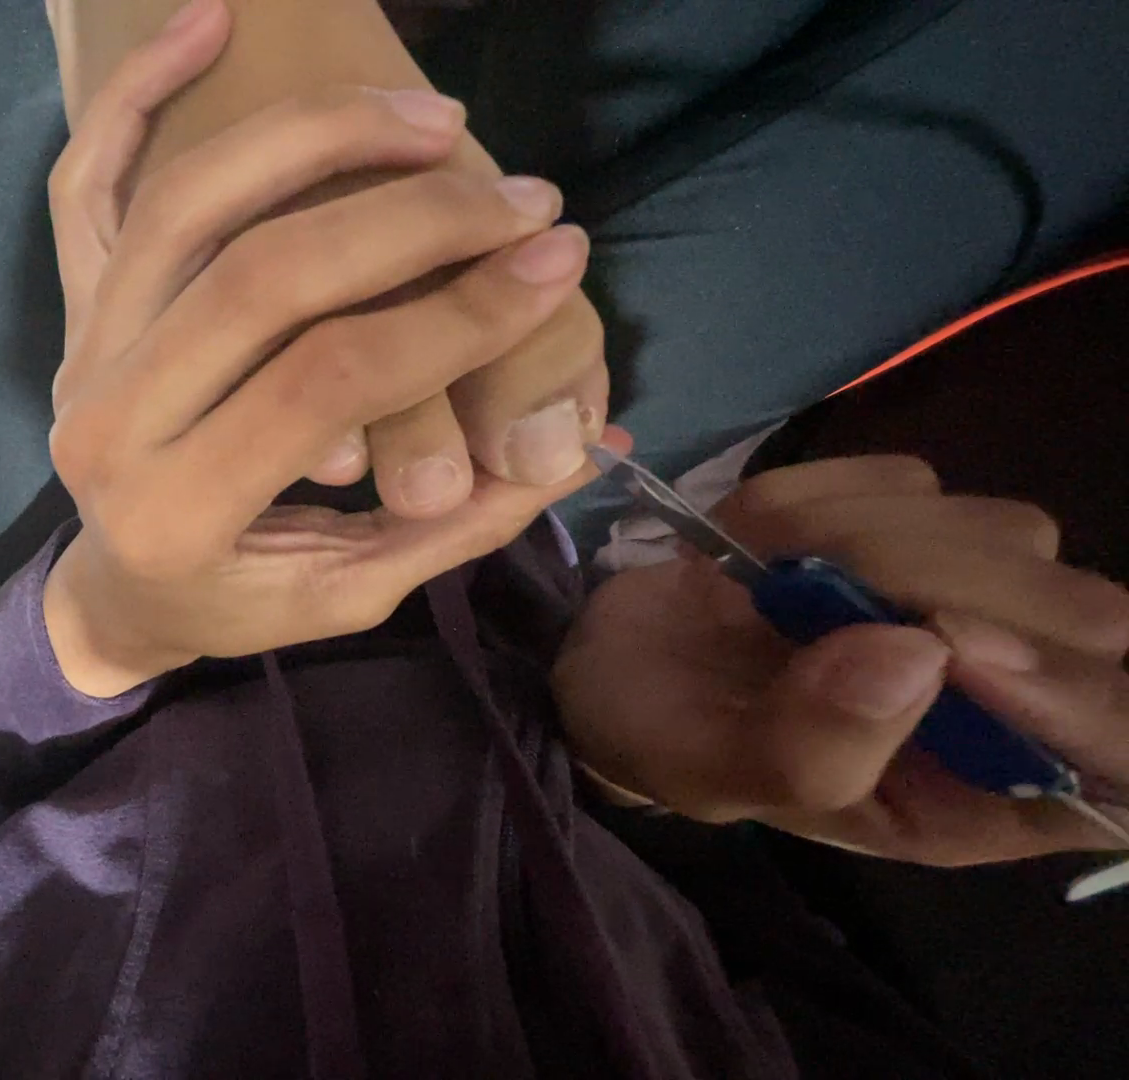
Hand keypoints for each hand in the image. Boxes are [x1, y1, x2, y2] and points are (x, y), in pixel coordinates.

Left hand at [41, 4, 624, 694]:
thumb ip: (442, 530)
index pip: (323, 384)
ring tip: (433, 122)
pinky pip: (85, 186)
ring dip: (313, 139)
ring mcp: (80, 358)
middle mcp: (110, 424)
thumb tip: (560, 442)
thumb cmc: (226, 606)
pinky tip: (210, 21)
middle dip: (407, 226)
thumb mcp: (338, 599)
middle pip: (261, 280)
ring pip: (184, 208)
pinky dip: (134, 95)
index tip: (552, 266)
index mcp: (177, 514)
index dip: (451, 319)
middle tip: (520, 200)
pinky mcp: (72, 317)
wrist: (116, 593)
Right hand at [552, 456, 1128, 864]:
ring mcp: (946, 596)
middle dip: (935, 587)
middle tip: (797, 590)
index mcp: (971, 788)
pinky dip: (809, 494)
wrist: (597, 665)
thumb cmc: (656, 738)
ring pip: (997, 532)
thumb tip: (916, 654)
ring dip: (852, 534)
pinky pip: (899, 479)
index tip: (940, 641)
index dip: (1069, 694)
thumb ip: (814, 747)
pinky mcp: (885, 524)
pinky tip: (744, 535)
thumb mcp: (711, 773)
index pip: (1122, 750)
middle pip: (1080, 616)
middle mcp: (990, 694)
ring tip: (748, 570)